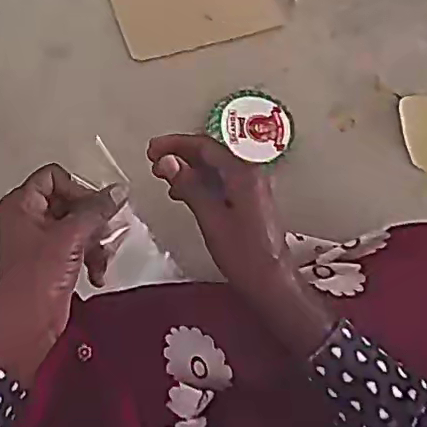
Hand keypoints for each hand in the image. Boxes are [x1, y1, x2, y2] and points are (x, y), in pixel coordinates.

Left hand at [0, 165, 126, 384]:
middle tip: (103, 232)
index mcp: (21, 204)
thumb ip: (96, 210)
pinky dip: (90, 255)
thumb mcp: (70, 238)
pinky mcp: (50, 261)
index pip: (54, 176)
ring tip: (101, 258)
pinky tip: (97, 272)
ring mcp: (38, 241)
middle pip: (68, 200)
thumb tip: (118, 191)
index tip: (94, 207)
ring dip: (94, 240)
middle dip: (91, 219)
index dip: (77, 188)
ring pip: (76, 224)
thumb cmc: (36, 283)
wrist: (27, 332)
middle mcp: (27, 218)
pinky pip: (77, 245)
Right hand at [145, 135, 289, 294]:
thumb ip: (189, 185)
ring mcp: (252, 186)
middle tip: (155, 159)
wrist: (272, 283)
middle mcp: (251, 173)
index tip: (154, 149)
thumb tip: (167, 161)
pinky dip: (199, 181)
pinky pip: (221, 179)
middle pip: (211, 152)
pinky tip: (183, 191)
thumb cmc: (244, 254)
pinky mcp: (250, 199)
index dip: (176, 144)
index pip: (206, 146)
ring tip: (164, 175)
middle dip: (180, 153)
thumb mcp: (211, 218)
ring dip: (188, 167)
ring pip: (214, 166)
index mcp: (243, 173)